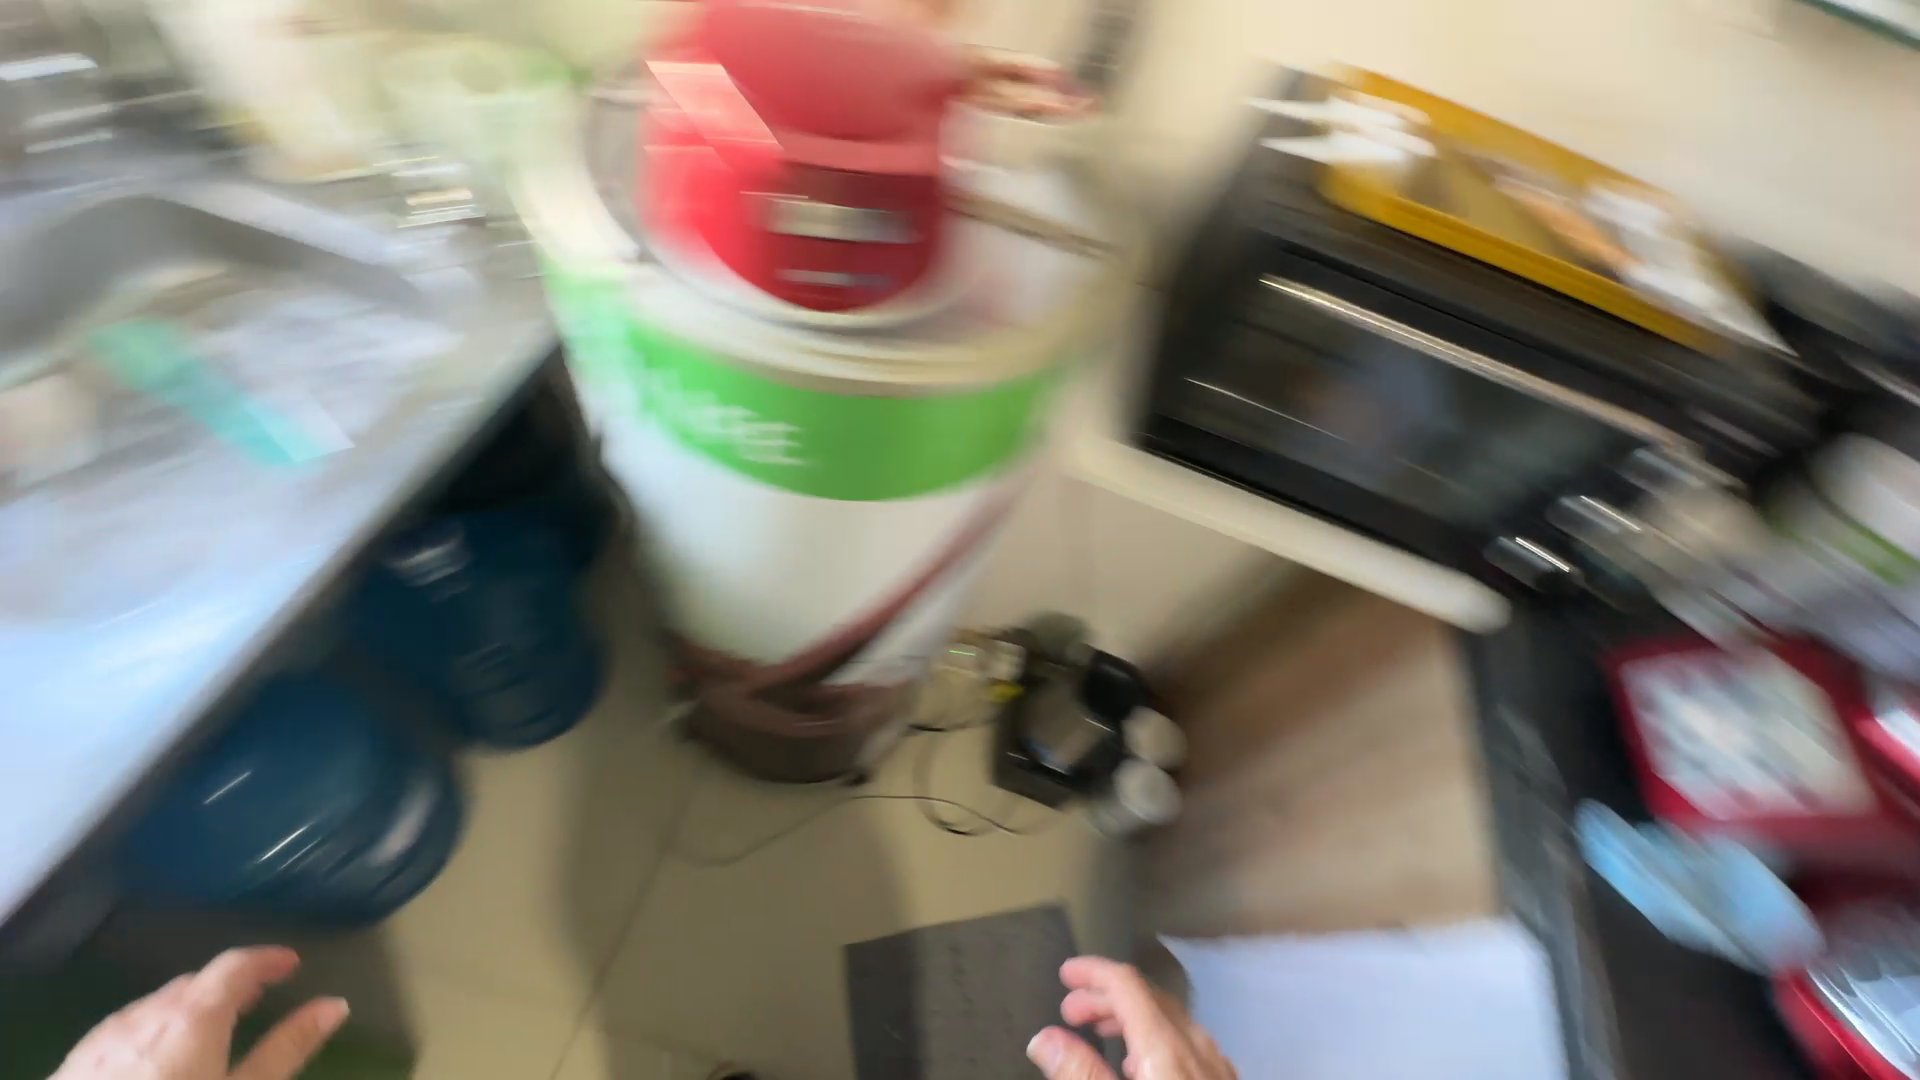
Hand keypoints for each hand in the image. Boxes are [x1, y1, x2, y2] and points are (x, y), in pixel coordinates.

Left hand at [52, 947, 348, 1079]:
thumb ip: (288, 1046)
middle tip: (254, 999)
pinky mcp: (68, 1068)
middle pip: (195, 982)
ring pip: (154, 1006)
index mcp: (194, 1013)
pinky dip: (149, 1030)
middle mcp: (147, 1014)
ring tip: (208, 1028)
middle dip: (228, 986)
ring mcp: (101, 1042)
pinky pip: (120, 1032)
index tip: (291, 965)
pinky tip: (152, 1058)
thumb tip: (335, 1005)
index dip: (268, 958)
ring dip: (187, 1006)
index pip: (237, 963)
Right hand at [1027, 956, 1236, 1079]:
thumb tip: (1044, 1038)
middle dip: (1106, 996)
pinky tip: (1143, 1068)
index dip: (1093, 972)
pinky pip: (1187, 1045)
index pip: (1127, 984)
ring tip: (1101, 1035)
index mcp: (1167, 1048)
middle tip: (1071, 1011)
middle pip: (1149, 997)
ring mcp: (1219, 1070)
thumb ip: (1080, 1074)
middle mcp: (1198, 1048)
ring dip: (1131, 1016)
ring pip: (1170, 1019)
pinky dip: (1155, 1038)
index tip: (1065, 974)